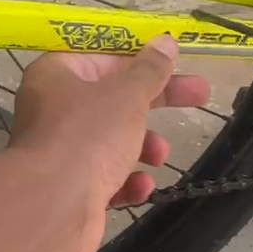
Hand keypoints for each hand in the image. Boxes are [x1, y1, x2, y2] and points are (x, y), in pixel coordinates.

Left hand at [6, 37, 210, 251]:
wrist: (52, 209)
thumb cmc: (89, 136)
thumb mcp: (128, 95)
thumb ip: (150, 70)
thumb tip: (166, 41)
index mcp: (56, 74)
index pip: (102, 56)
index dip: (140, 59)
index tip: (173, 62)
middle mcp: (52, 108)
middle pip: (113, 97)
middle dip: (155, 102)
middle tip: (200, 95)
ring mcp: (58, 150)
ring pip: (110, 140)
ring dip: (141, 145)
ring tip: (159, 155)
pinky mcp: (67, 188)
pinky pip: (103, 176)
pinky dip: (125, 180)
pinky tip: (140, 186)